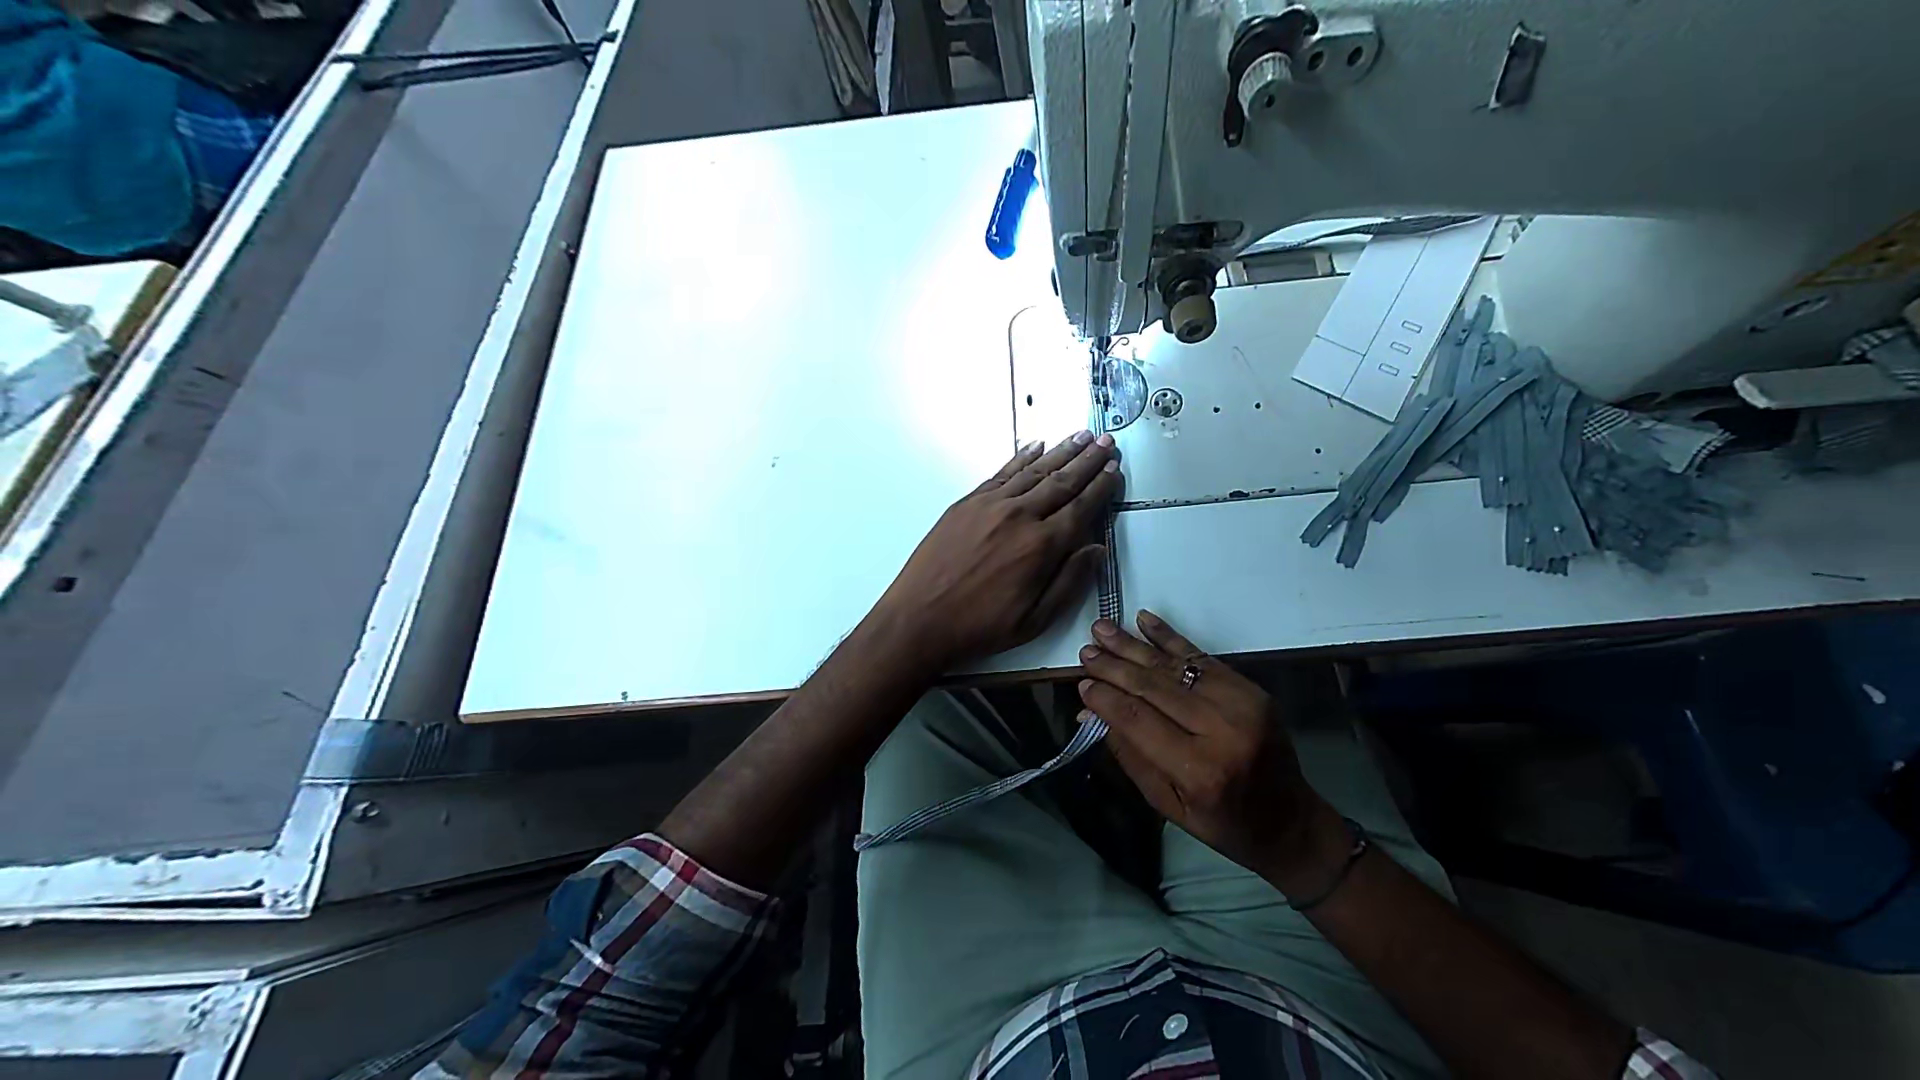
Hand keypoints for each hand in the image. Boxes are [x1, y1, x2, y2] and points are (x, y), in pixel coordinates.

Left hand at [869, 432, 1121, 672]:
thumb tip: (1096, 550)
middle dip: (1088, 460)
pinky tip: (1036, 447)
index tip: (1114, 470)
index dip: (1101, 486)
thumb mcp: (1035, 620)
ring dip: (1061, 451)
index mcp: (1041, 546)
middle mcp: (1019, 517)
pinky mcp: (967, 503)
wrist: (919, 617)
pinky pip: (1002, 473)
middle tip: (1106, 443)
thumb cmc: (978, 626)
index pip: (1082, 507)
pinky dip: (1021, 458)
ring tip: (1081, 437)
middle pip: (1062, 481)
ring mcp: (990, 505)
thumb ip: (1070, 582)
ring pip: (1034, 471)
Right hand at [1076, 611, 1349, 891]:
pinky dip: (1170, 637)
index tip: (1080, 684)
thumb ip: (1129, 753)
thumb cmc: (1222, 821)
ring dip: (1134, 646)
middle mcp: (1223, 731)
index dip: (1106, 698)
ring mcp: (1242, 705)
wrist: (1290, 820)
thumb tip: (1091, 711)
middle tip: (1085, 652)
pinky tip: (1144, 621)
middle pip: (1154, 688)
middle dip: (1114, 667)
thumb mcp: (1167, 803)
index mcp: (1200, 770)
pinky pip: (1202, 657)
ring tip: (1102, 629)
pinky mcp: (1251, 690)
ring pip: (1175, 667)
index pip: (1139, 720)